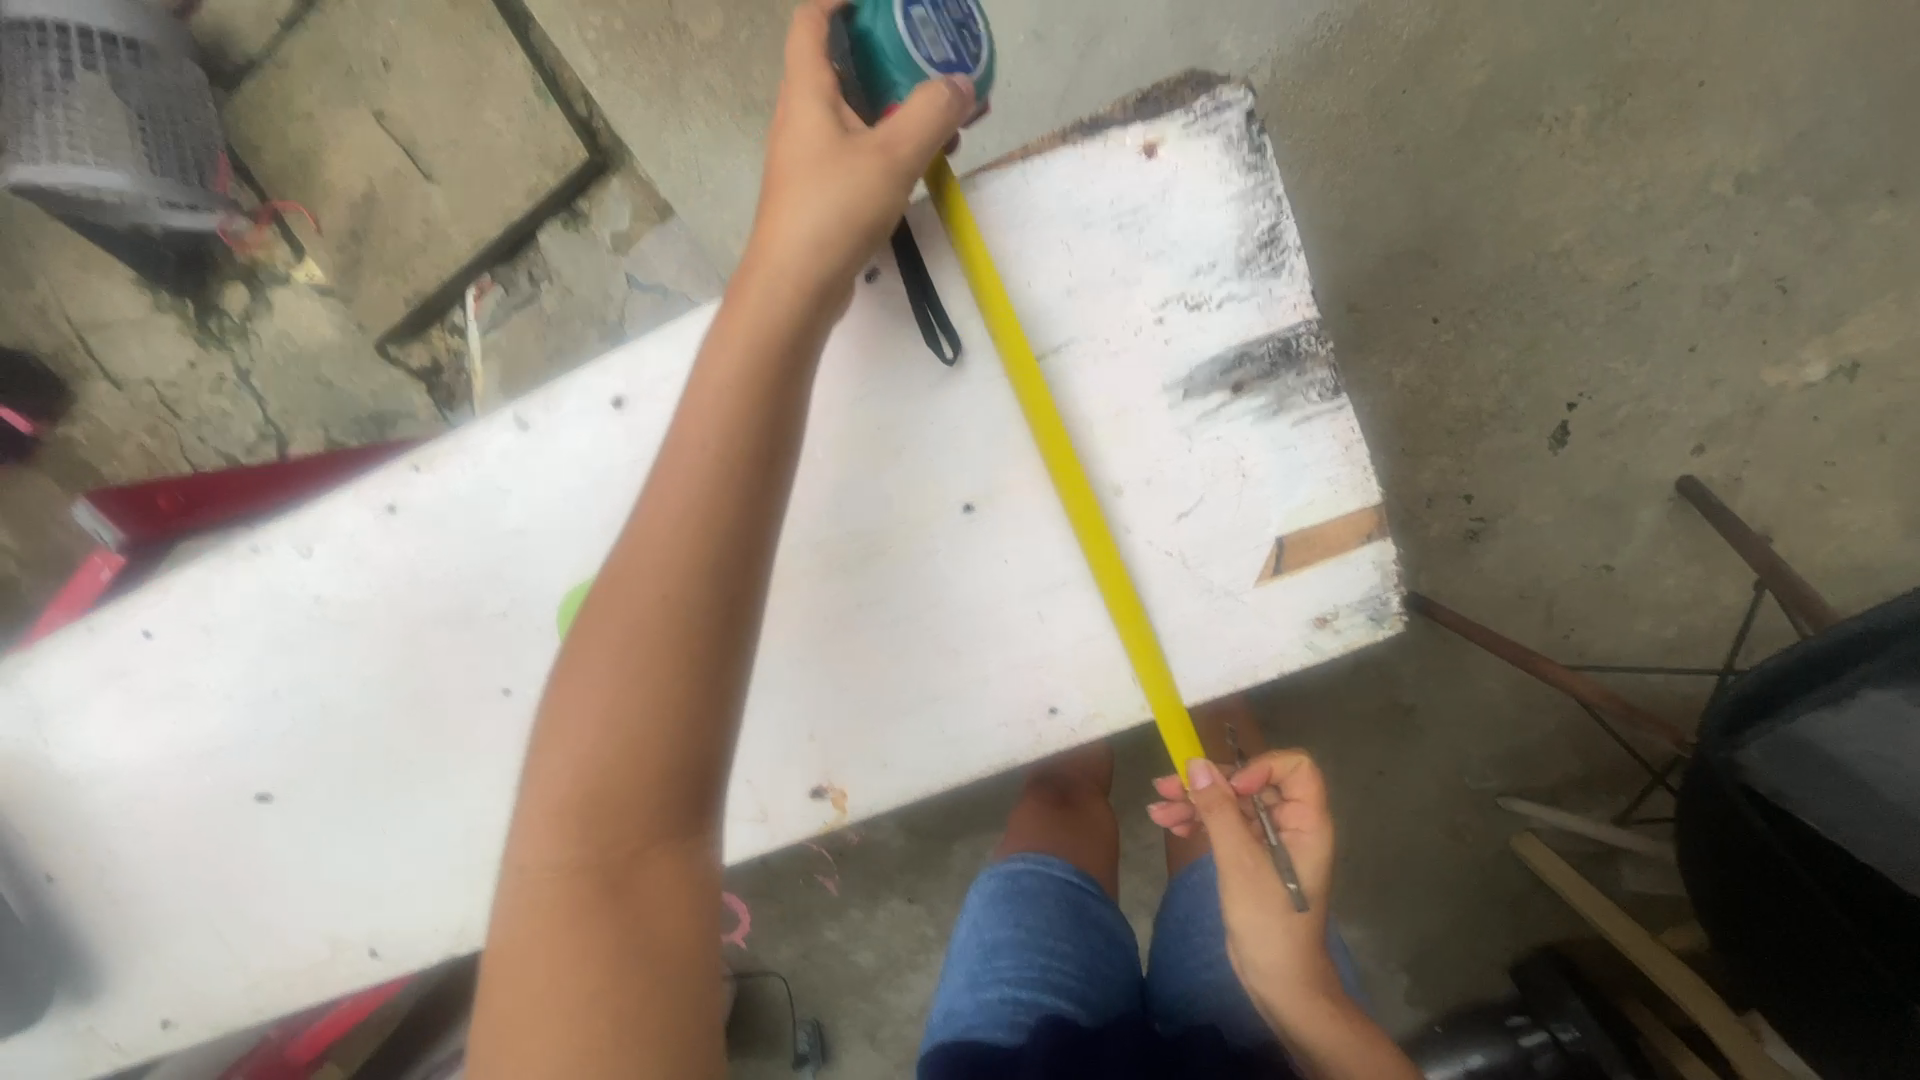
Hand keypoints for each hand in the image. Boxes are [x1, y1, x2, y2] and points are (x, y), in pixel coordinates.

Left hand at [739, 0, 975, 318]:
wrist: (794, 289)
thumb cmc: (834, 211)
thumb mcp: (892, 157)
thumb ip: (932, 114)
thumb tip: (960, 85)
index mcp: (807, 93)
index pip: (812, 22)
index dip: (841, 1)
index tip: (881, 4)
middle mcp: (802, 120)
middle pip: (840, 68)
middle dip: (888, 59)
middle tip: (932, 62)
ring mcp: (809, 161)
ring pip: (856, 118)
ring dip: (897, 111)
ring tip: (947, 120)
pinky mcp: (821, 197)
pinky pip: (859, 156)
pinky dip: (891, 150)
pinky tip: (926, 166)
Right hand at [1149, 753, 1345, 1024]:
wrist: (1278, 981)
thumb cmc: (1269, 921)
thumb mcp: (1240, 862)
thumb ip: (1219, 810)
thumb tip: (1196, 764)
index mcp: (1306, 822)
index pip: (1295, 768)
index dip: (1260, 768)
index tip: (1229, 787)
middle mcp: (1291, 825)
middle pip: (1251, 783)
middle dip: (1209, 784)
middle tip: (1167, 786)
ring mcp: (1270, 842)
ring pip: (1232, 803)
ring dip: (1195, 803)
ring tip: (1157, 810)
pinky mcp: (1251, 857)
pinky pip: (1225, 825)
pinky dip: (1199, 822)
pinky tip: (1171, 826)